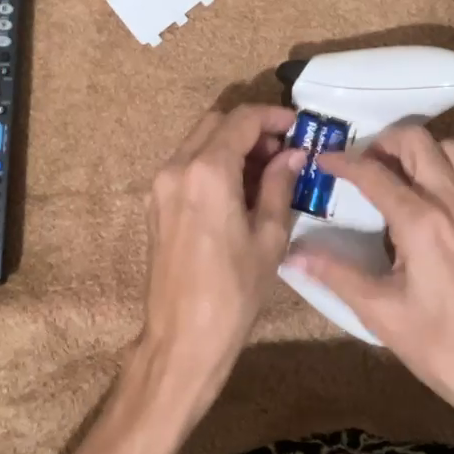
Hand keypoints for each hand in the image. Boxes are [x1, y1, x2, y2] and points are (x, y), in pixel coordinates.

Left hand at [140, 104, 303, 412]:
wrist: (182, 336)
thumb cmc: (234, 290)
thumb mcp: (269, 237)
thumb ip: (279, 185)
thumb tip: (293, 154)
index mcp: (207, 171)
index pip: (242, 120)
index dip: (273, 116)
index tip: (297, 125)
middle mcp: (177, 167)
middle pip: (216, 122)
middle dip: (251, 128)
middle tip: (282, 150)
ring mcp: (160, 184)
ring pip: (198, 140)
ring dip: (231, 143)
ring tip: (265, 170)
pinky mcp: (155, 203)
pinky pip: (187, 164)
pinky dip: (213, 161)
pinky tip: (238, 188)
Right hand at [285, 126, 453, 453]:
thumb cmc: (439, 345)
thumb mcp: (380, 312)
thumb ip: (335, 274)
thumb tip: (293, 255)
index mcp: (422, 222)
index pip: (374, 173)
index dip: (342, 162)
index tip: (320, 160)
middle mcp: (451, 202)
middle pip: (416, 141)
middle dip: (381, 142)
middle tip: (357, 163)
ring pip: (445, 148)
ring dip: (414, 149)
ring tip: (387, 173)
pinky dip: (436, 165)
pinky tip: (416, 196)